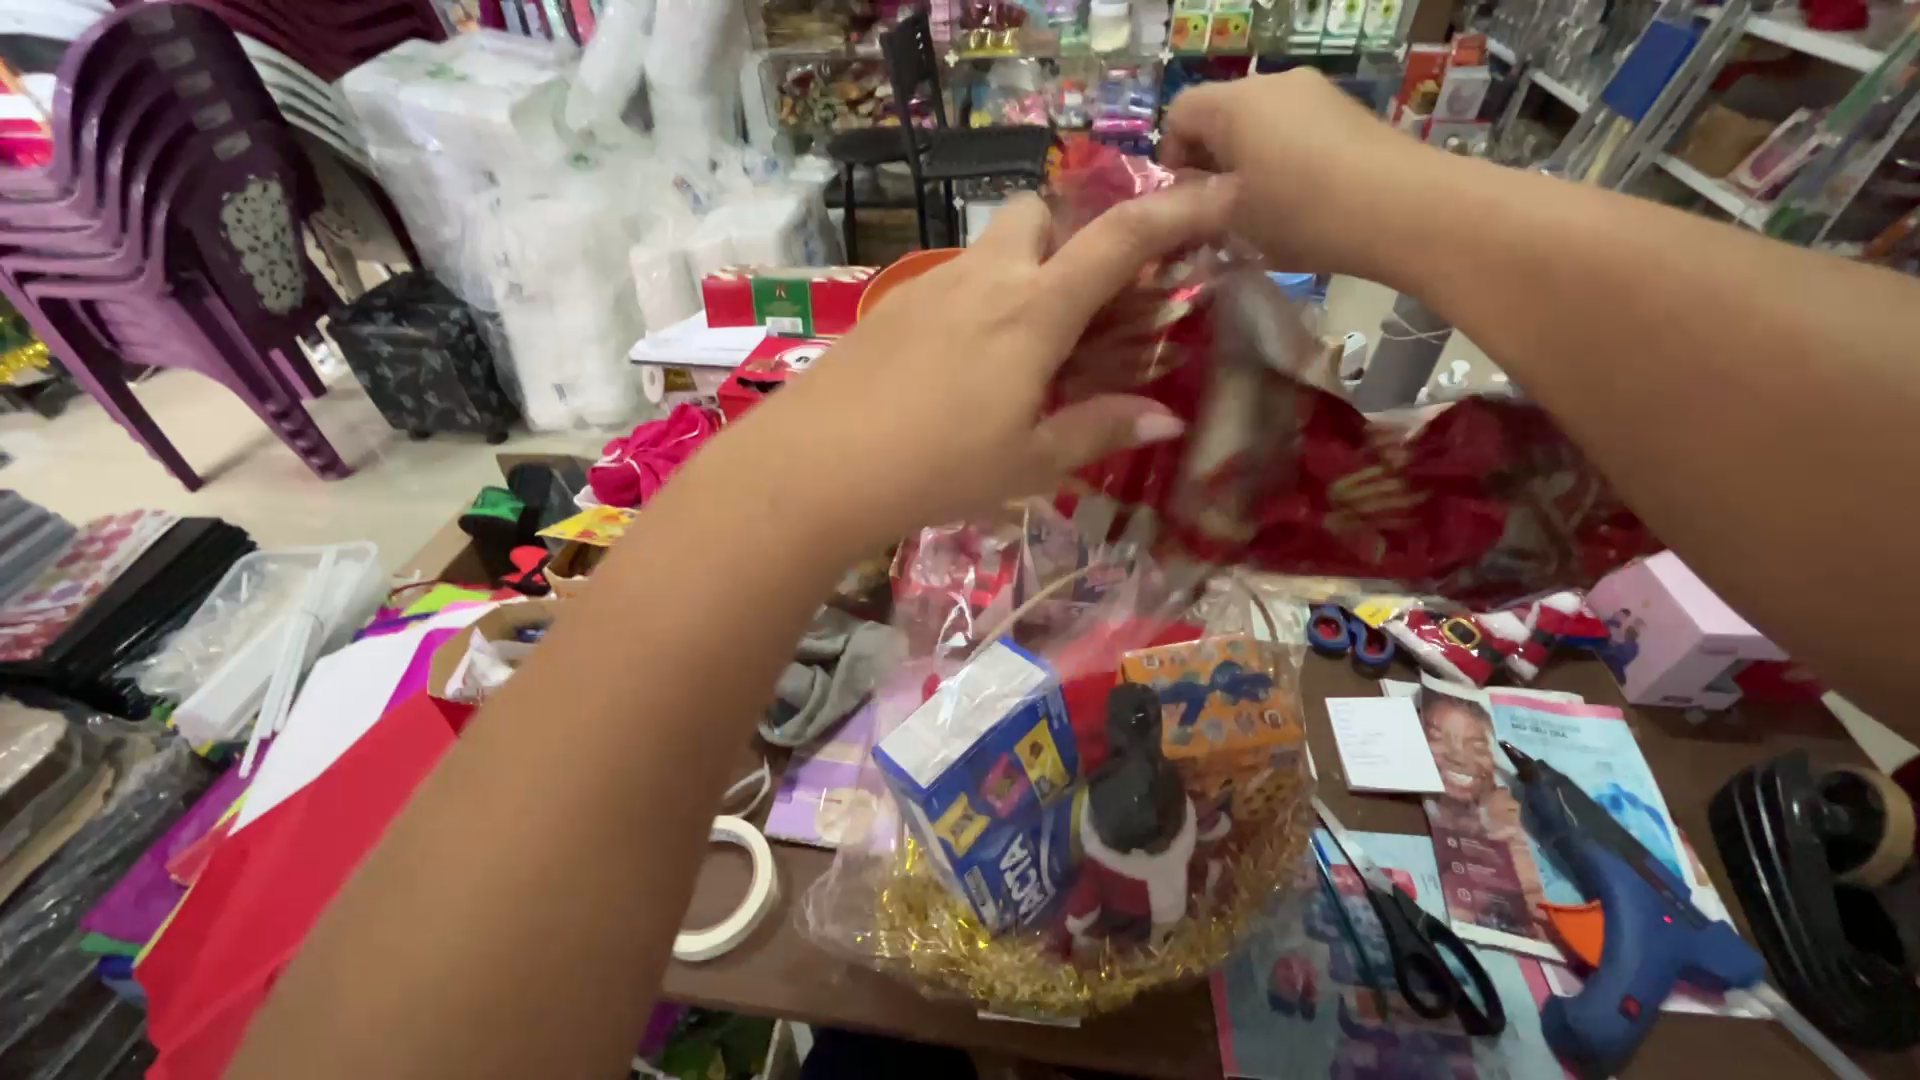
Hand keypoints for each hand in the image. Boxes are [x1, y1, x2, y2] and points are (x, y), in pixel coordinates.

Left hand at [712, 183, 1234, 554]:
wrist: (815, 467)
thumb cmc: (937, 469)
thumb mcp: (1029, 462)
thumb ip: (1098, 430)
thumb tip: (1165, 418)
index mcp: (1032, 311)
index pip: (1119, 241)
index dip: (1177, 213)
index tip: (1219, 195)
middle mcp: (983, 280)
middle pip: (1036, 214)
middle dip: (1069, 238)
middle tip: (1080, 305)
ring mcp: (928, 289)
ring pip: (989, 250)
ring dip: (1021, 275)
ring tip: (1022, 351)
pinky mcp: (889, 310)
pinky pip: (949, 285)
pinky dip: (976, 304)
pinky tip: (962, 369)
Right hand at [1162, 69, 1432, 278]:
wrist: (1403, 209)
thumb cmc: (1300, 214)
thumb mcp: (1230, 219)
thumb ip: (1195, 202)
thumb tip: (1187, 194)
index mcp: (1234, 104)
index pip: (1178, 114)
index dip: (1170, 158)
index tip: (1181, 202)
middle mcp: (1273, 85)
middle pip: (1219, 116)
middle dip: (1209, 162)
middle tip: (1215, 213)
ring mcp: (1315, 94)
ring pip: (1258, 125)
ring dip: (1246, 164)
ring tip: (1257, 212)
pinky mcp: (1345, 113)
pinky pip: (1293, 131)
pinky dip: (1280, 162)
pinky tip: (1296, 202)